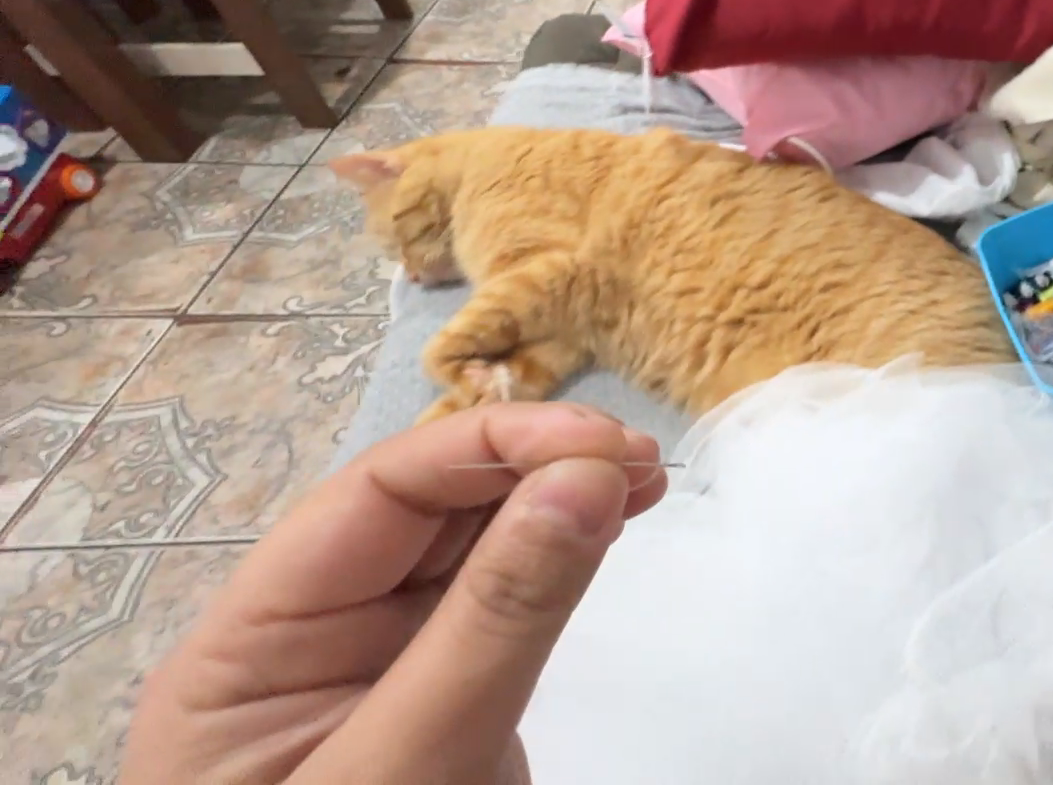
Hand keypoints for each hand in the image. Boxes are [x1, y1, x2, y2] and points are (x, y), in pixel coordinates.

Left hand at [122, 403, 670, 783]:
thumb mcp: (417, 764)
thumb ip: (500, 615)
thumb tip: (590, 475)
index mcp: (259, 640)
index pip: (380, 491)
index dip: (497, 446)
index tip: (606, 446)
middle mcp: (322, 625)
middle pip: (438, 499)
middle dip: (544, 461)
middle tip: (643, 459)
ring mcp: (394, 648)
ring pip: (484, 528)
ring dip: (567, 486)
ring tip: (647, 473)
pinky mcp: (458, 670)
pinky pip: (515, 578)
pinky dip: (571, 536)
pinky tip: (616, 513)